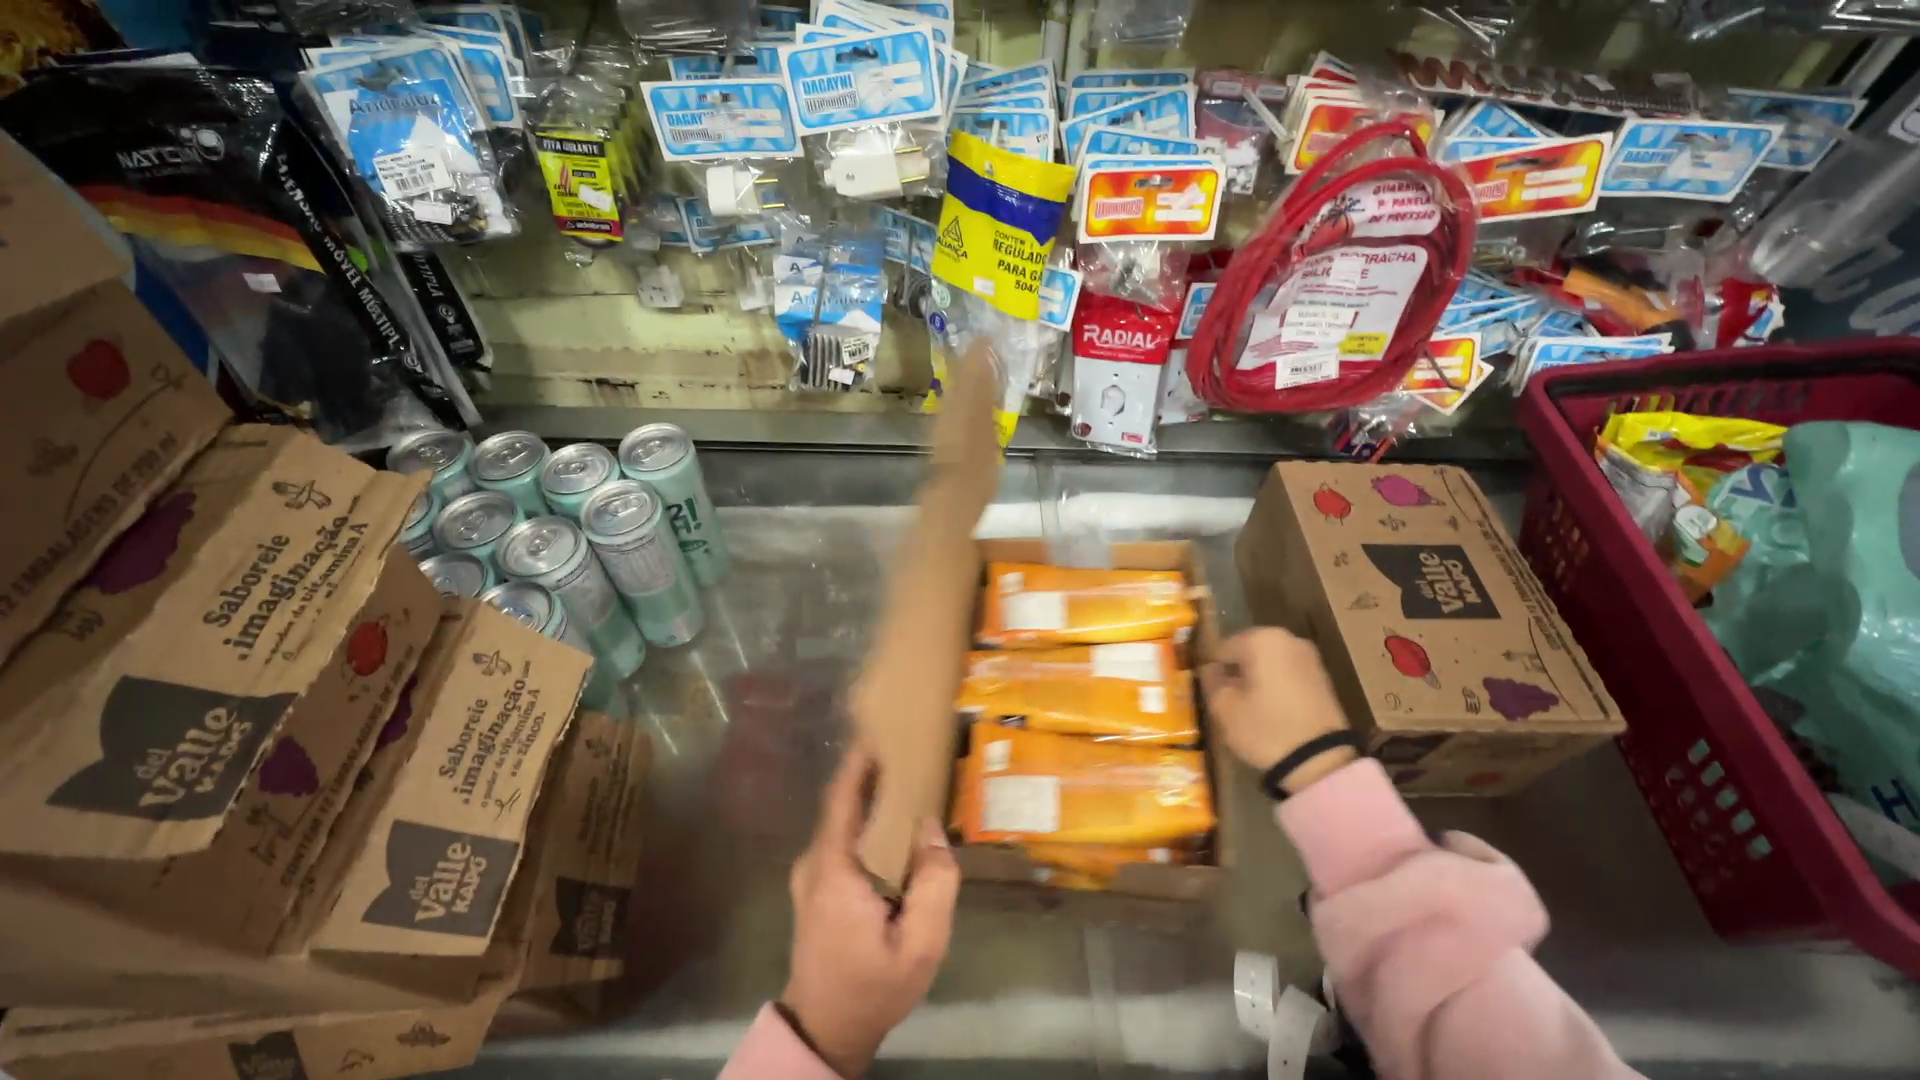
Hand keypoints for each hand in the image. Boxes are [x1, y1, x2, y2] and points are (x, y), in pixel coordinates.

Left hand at [780, 746, 960, 1077]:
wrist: (826, 1028)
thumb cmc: (873, 985)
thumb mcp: (920, 944)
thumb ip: (934, 883)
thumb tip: (932, 829)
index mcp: (834, 868)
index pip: (843, 797)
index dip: (860, 761)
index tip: (882, 728)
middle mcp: (814, 862)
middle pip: (844, 803)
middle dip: (874, 773)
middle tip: (911, 750)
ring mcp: (811, 874)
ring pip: (843, 821)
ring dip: (872, 798)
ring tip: (910, 779)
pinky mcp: (817, 886)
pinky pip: (843, 839)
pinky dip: (867, 821)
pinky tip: (895, 823)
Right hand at [1200, 628, 1357, 792]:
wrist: (1320, 760)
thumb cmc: (1265, 728)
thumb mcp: (1225, 708)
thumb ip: (1212, 682)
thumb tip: (1209, 670)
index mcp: (1261, 639)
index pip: (1222, 648)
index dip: (1213, 670)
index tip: (1209, 691)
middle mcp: (1288, 639)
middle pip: (1248, 652)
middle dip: (1237, 672)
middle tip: (1227, 700)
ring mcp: (1310, 657)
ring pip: (1269, 663)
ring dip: (1257, 679)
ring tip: (1248, 707)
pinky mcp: (1323, 678)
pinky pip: (1287, 675)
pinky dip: (1276, 686)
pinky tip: (1271, 710)